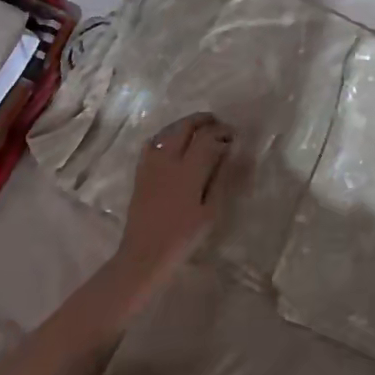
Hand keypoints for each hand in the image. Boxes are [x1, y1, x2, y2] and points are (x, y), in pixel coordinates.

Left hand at [112, 113, 233, 292]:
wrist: (145, 254)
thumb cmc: (183, 237)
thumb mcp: (211, 212)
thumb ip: (221, 179)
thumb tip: (232, 154)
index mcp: (189, 170)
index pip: (207, 137)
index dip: (222, 131)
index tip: (234, 135)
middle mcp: (168, 159)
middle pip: (185, 126)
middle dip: (203, 120)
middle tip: (218, 124)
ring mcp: (151, 164)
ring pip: (167, 130)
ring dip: (184, 124)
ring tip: (198, 128)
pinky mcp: (140, 172)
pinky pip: (152, 143)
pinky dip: (165, 135)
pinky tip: (172, 142)